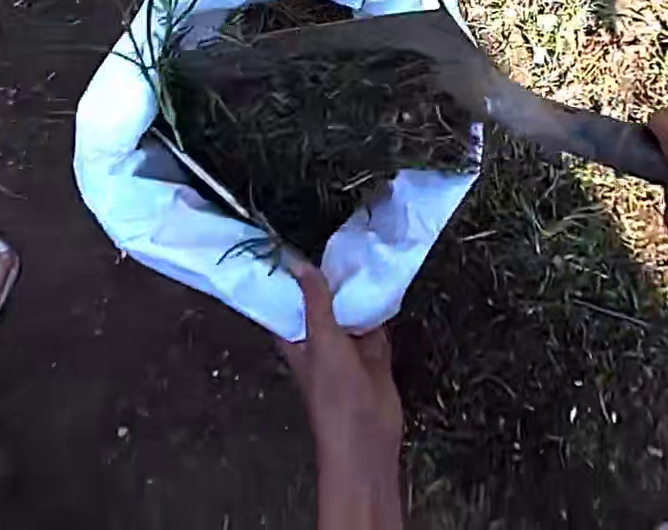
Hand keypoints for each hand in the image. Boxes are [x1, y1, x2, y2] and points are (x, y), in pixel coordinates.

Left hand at [279, 260, 402, 529]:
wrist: (369, 437)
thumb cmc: (334, 392)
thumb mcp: (322, 340)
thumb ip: (316, 302)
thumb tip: (300, 263)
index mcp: (295, 335)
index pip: (285, 298)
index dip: (286, 273)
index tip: (287, 238)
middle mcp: (317, 335)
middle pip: (319, 297)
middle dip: (325, 273)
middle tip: (330, 230)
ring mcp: (345, 341)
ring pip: (346, 305)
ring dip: (352, 284)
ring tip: (356, 242)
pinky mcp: (371, 347)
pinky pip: (372, 317)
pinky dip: (375, 300)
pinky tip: (381, 272)